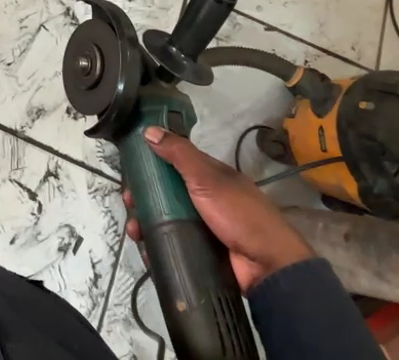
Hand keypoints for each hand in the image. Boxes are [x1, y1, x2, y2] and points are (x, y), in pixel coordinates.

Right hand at [123, 126, 314, 291]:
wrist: (269, 267)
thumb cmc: (240, 215)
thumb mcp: (208, 179)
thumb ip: (180, 154)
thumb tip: (150, 130)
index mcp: (210, 177)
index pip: (175, 164)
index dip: (152, 166)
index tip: (131, 173)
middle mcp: (206, 200)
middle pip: (167, 194)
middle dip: (144, 198)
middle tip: (129, 205)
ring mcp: (204, 228)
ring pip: (167, 221)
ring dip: (147, 224)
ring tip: (135, 232)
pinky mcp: (202, 252)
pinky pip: (174, 244)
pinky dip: (157, 246)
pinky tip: (145, 250)